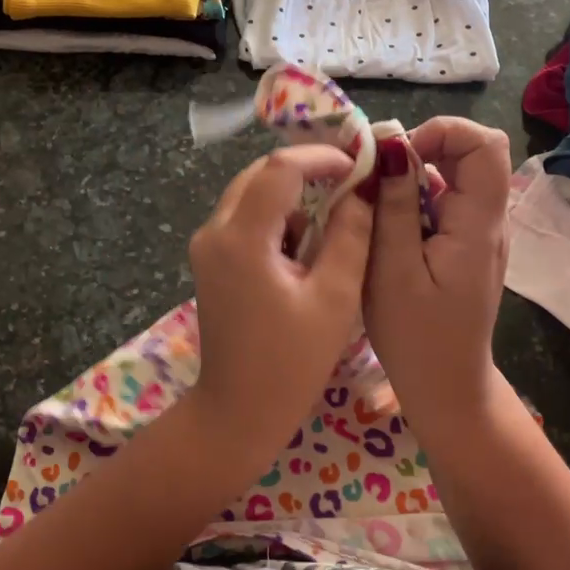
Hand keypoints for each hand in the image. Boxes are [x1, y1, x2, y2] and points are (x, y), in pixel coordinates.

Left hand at [189, 145, 373, 432]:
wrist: (238, 412)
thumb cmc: (292, 362)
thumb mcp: (335, 296)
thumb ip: (351, 233)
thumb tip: (364, 187)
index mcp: (240, 237)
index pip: (280, 168)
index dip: (323, 157)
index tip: (362, 164)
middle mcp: (213, 231)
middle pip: (260, 175)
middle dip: (307, 172)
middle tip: (354, 184)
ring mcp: (206, 247)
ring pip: (251, 196)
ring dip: (292, 199)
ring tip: (336, 222)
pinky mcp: (209, 262)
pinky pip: (244, 221)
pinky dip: (276, 222)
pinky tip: (304, 253)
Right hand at [364, 119, 511, 395]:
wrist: (444, 387)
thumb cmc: (415, 336)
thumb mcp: (392, 270)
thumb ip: (394, 207)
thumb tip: (392, 146)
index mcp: (479, 225)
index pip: (484, 144)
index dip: (442, 132)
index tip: (396, 156)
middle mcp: (488, 221)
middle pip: (469, 155)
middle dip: (418, 151)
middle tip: (375, 179)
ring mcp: (478, 235)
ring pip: (452, 178)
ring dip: (410, 178)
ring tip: (370, 205)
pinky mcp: (463, 248)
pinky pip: (442, 204)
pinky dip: (411, 201)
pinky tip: (382, 228)